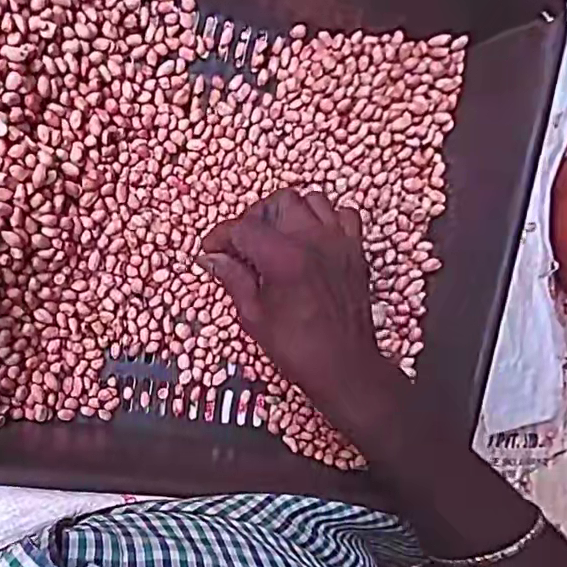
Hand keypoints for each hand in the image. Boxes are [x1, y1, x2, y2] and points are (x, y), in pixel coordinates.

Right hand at [198, 189, 395, 427]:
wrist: (344, 366)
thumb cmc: (298, 348)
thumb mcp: (253, 315)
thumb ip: (233, 278)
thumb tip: (213, 259)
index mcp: (283, 257)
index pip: (243, 227)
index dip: (221, 236)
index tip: (211, 249)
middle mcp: (313, 241)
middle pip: (277, 202)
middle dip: (254, 218)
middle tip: (241, 244)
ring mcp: (339, 242)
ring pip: (311, 200)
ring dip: (288, 214)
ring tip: (274, 237)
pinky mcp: (355, 251)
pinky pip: (342, 215)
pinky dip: (324, 220)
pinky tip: (310, 239)